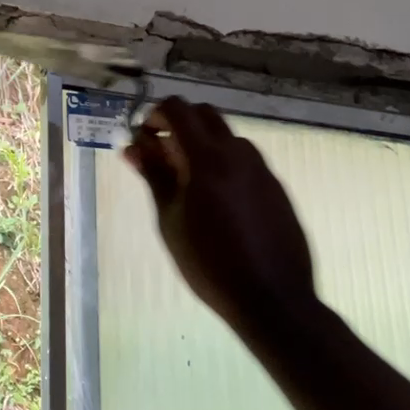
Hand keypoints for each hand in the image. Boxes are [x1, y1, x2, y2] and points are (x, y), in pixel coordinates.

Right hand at [122, 97, 316, 335]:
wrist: (273, 300)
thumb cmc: (209, 262)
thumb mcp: (169, 219)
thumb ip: (154, 176)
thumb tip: (133, 147)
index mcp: (207, 158)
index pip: (177, 109)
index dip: (154, 116)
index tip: (144, 141)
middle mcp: (238, 154)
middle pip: (204, 114)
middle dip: (179, 124)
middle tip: (162, 155)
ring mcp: (262, 170)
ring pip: (227, 137)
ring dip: (202, 145)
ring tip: (188, 184)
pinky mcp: (277, 189)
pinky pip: (245, 161)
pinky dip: (224, 165)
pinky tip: (218, 204)